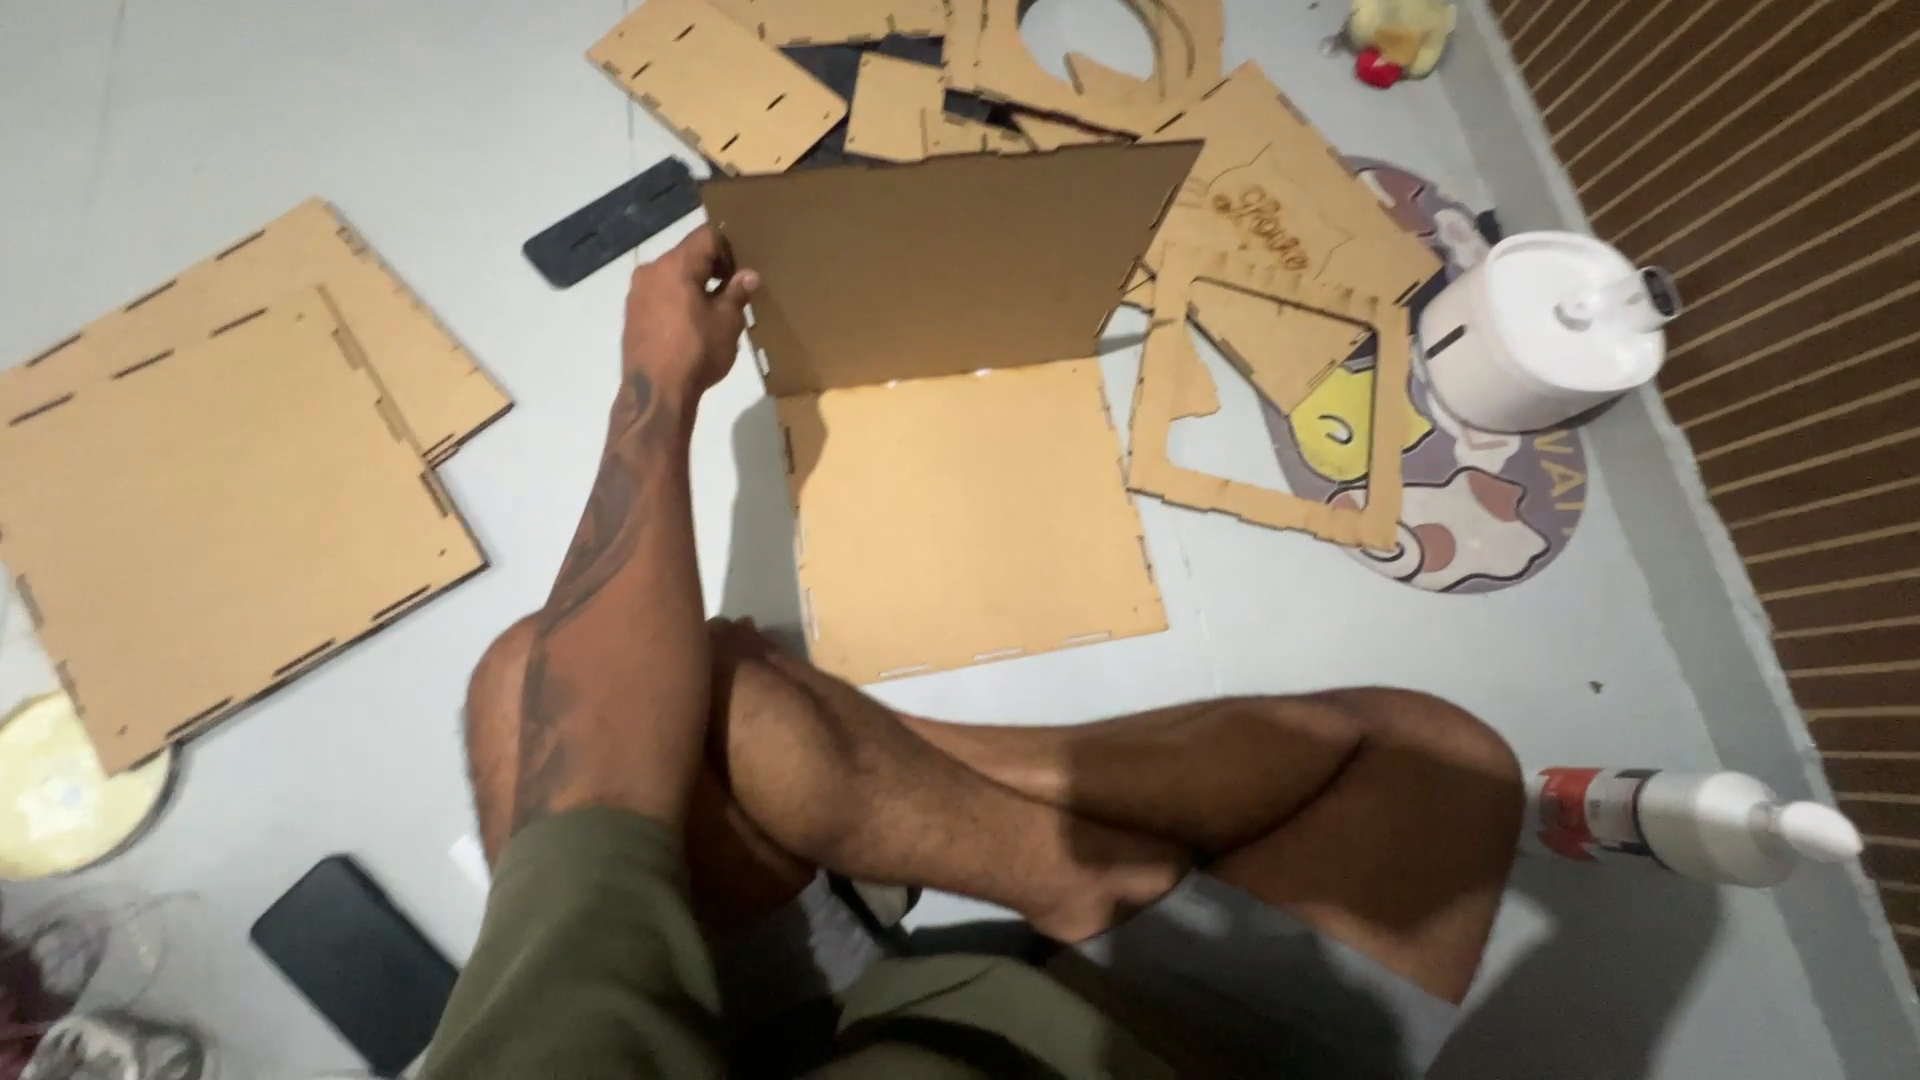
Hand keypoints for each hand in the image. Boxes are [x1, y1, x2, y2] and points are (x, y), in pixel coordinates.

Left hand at [621, 225, 759, 402]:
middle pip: (688, 256)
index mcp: (677, 265)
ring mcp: (637, 292)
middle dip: (712, 270)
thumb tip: (749, 275)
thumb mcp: (727, 323)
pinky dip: (677, 303)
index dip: (729, 249)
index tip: (742, 273)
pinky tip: (690, 329)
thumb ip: (737, 293)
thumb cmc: (697, 352)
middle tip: (732, 296)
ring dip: (694, 288)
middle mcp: (651, 270)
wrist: (656, 390)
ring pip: (673, 278)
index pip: (707, 236)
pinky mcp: (632, 314)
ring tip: (711, 316)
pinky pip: (660, 297)